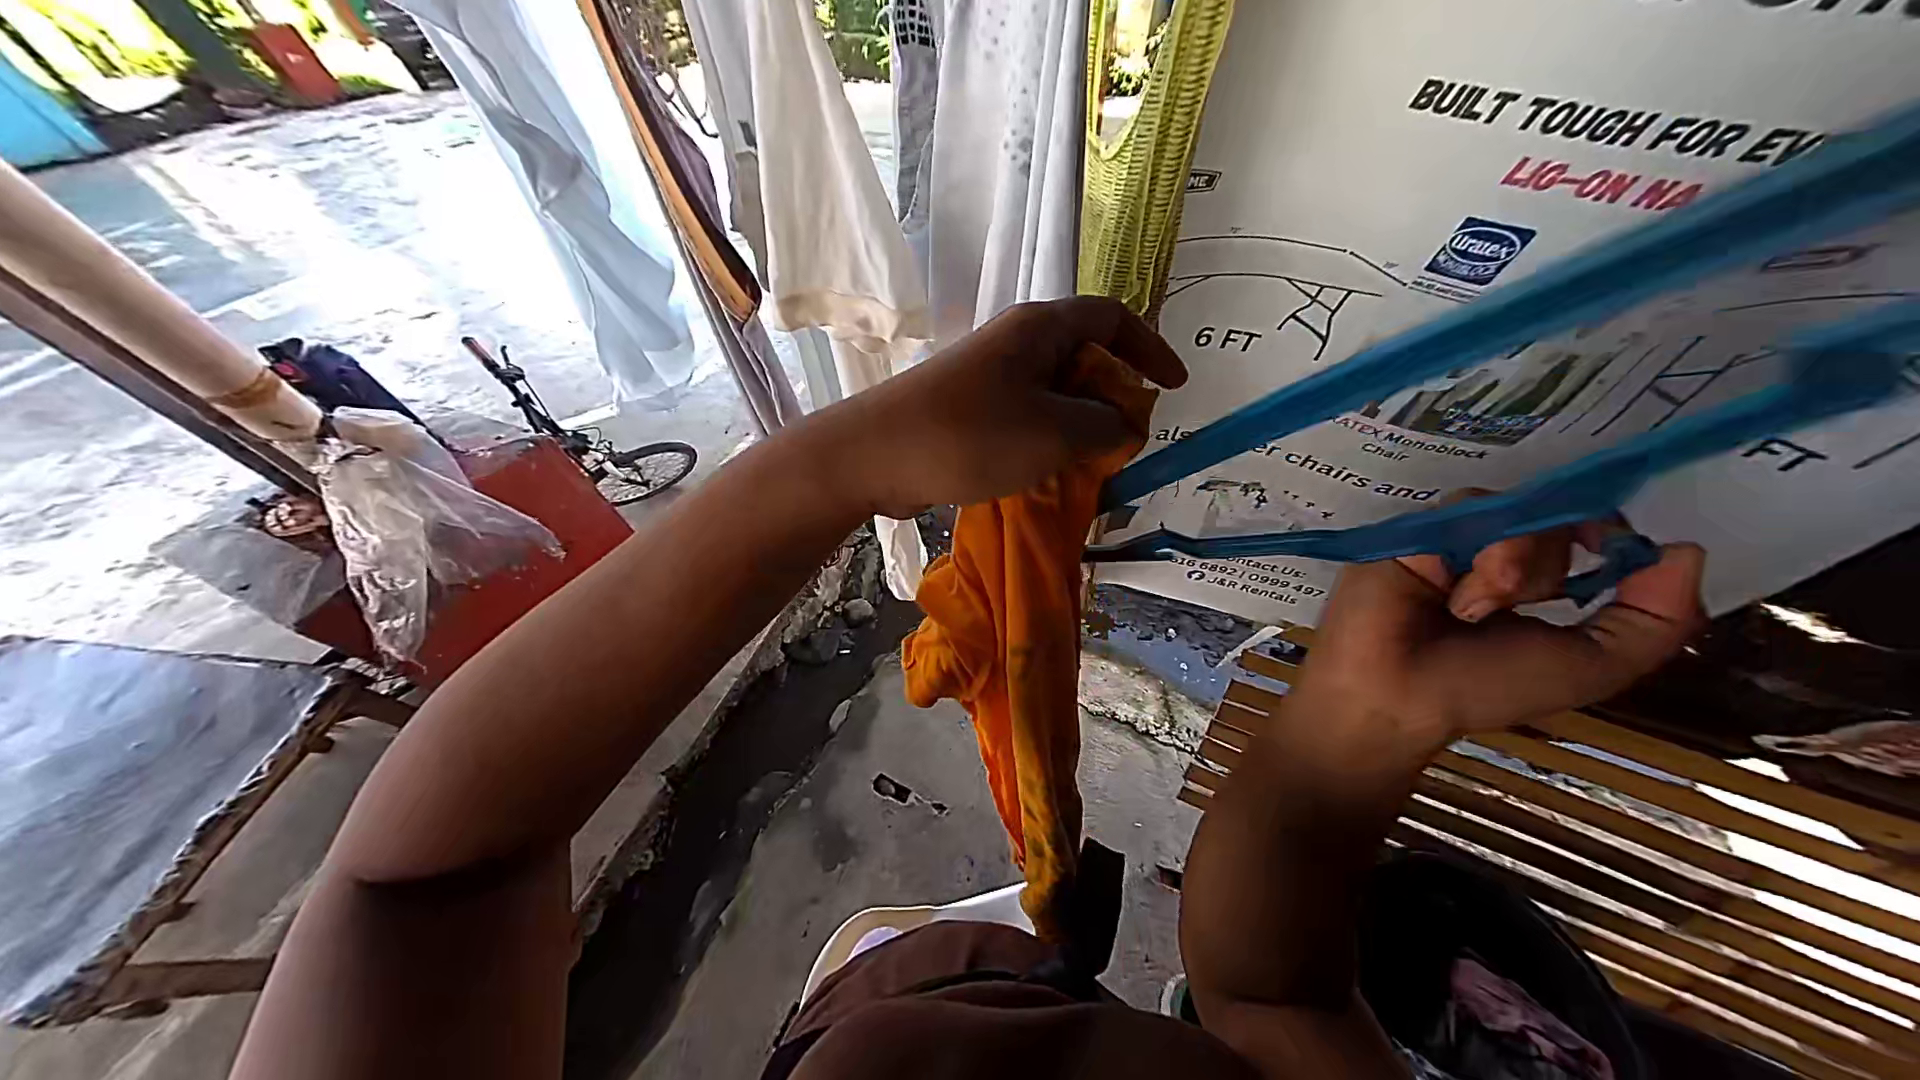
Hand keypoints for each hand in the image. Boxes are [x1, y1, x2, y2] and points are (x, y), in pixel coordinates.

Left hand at [803, 296, 1186, 517]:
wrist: (874, 457)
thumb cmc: (971, 435)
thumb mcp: (1055, 433)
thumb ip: (1104, 426)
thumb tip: (1122, 424)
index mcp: (1040, 328)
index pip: (1112, 317)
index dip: (1150, 348)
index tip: (1173, 387)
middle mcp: (1014, 344)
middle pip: (1084, 359)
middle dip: (1113, 401)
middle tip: (1126, 444)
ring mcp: (988, 378)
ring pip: (1054, 396)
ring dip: (1079, 430)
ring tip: (1089, 469)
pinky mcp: (969, 411)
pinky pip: (1024, 420)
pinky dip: (1046, 444)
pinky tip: (1047, 477)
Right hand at [1291, 525, 1706, 753]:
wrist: (1395, 691)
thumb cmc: (1485, 686)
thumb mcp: (1593, 665)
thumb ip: (1655, 618)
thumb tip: (1685, 550)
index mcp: (1531, 586)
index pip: (1582, 536)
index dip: (1607, 536)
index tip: (1616, 553)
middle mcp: (1491, 557)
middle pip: (1551, 521)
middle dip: (1553, 562)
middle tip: (1527, 602)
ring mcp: (1450, 541)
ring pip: (1512, 513)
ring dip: (1515, 564)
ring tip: (1475, 608)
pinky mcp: (1414, 531)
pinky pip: (1468, 511)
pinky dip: (1479, 553)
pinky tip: (1456, 594)